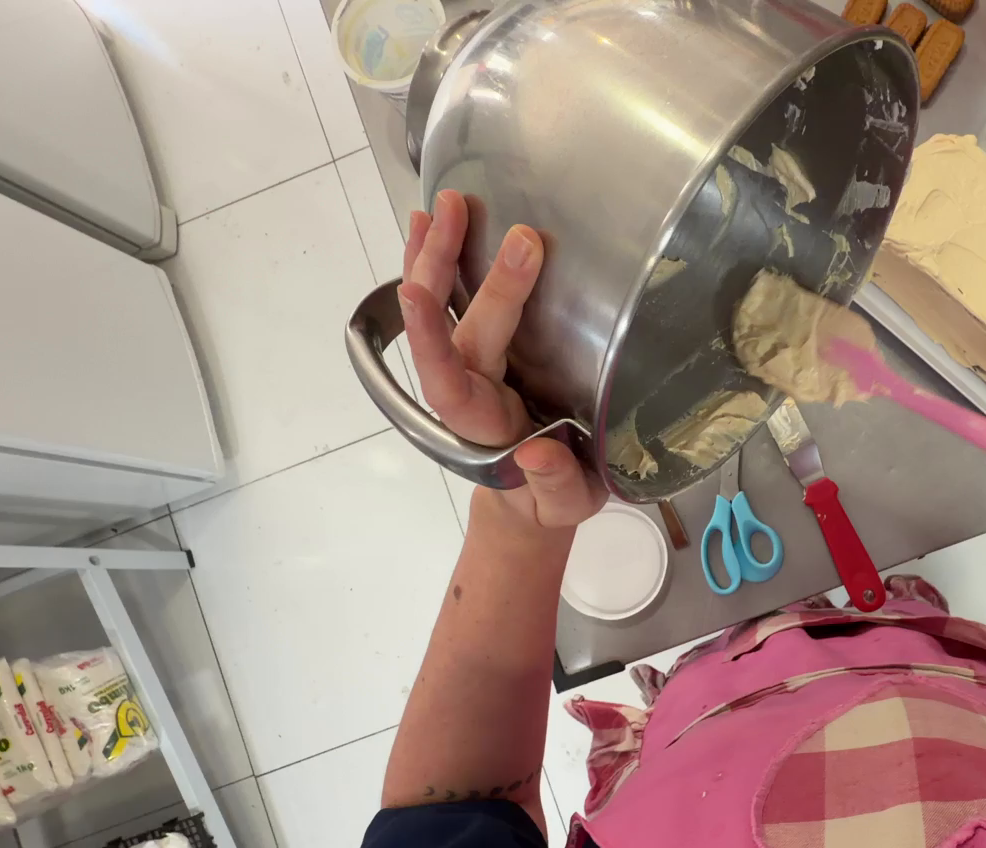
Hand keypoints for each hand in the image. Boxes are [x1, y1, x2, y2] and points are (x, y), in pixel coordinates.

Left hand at [398, 190, 603, 529]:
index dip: (429, 340)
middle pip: (447, 331)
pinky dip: (439, 264)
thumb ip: (554, 484)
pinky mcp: (480, 353)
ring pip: (439, 311)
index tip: (421, 293)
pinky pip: (450, 306)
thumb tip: (535, 454)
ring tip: (441, 205)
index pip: (449, 383)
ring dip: (435, 256)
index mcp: (485, 428)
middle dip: (452, 272)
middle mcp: (467, 390)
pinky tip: (433, 225)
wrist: (535, 494)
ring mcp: (470, 368)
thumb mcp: (565, 504)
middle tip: (467, 213)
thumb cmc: (552, 501)